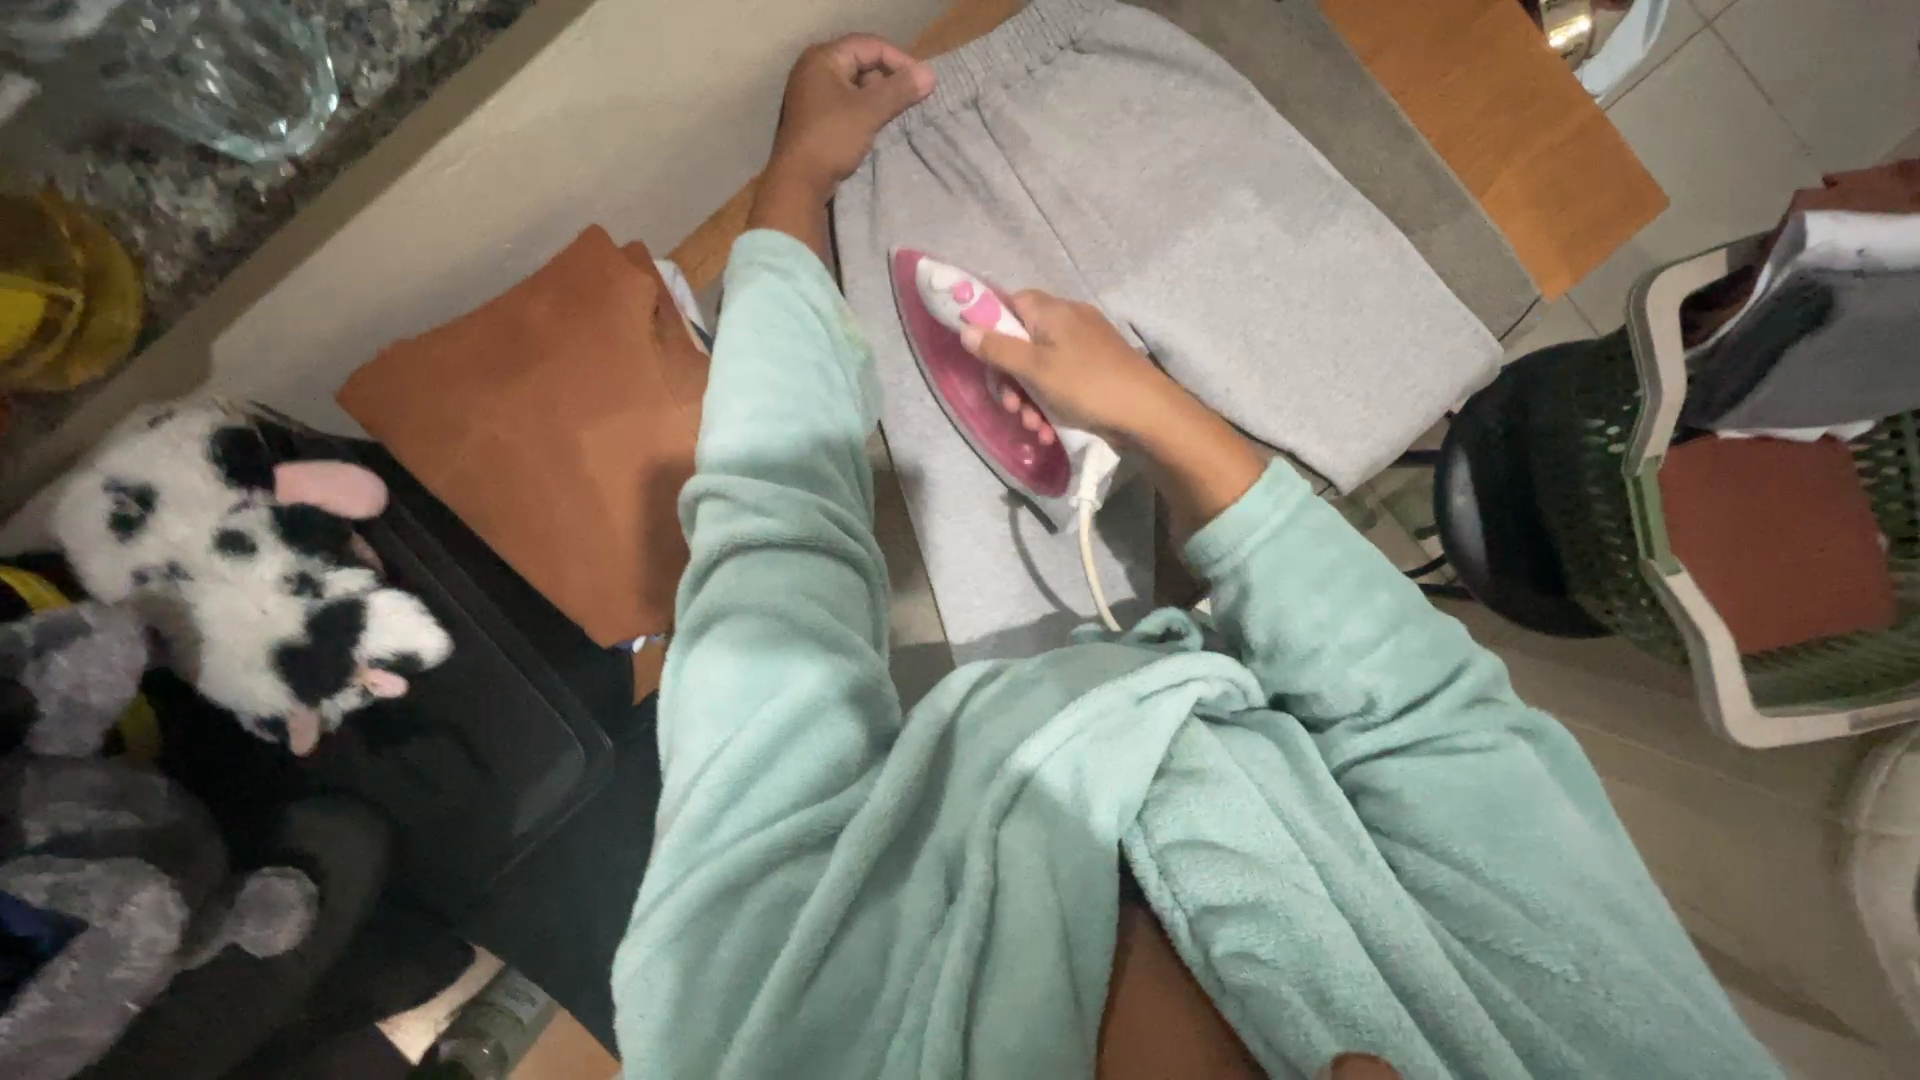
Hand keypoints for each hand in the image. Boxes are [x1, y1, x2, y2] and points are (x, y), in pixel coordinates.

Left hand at [763, 34, 933, 199]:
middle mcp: (815, 69)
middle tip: (910, 99)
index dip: (899, 60)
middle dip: (888, 79)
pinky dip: (865, 111)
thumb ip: (899, 91)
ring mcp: (813, 94)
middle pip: (862, 63)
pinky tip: (877, 125)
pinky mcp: (816, 118)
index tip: (922, 82)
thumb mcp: (868, 112)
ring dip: (878, 98)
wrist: (799, 182)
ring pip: (855, 86)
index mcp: (824, 58)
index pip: (870, 45)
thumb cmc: (831, 139)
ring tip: (897, 114)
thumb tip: (930, 74)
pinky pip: (847, 104)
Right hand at [960, 291, 1184, 443]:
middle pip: (1021, 342)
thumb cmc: (1086, 384)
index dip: (992, 328)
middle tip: (1011, 408)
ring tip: (1034, 428)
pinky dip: (1051, 404)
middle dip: (1010, 380)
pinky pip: (1061, 382)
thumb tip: (965, 329)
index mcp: (1051, 311)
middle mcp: (1067, 321)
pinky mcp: (1095, 370)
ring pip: (1040, 368)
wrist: (1146, 412)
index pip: (1009, 303)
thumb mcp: (1035, 369)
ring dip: (1029, 400)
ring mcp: (1084, 346)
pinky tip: (1050, 431)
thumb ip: (998, 349)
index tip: (985, 359)